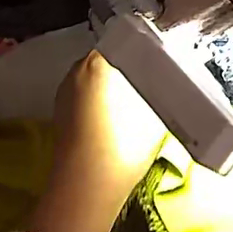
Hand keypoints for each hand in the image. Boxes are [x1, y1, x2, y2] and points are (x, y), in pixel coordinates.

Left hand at [42, 51, 166, 231]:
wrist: (87, 190)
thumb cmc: (123, 146)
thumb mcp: (155, 112)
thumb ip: (163, 88)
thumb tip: (171, 79)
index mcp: (98, 62)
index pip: (127, 40)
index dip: (147, 48)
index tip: (165, 60)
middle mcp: (76, 69)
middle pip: (112, 57)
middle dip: (132, 65)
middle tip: (158, 79)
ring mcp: (64, 92)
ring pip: (98, 76)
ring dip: (117, 82)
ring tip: (142, 98)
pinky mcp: (60, 113)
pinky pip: (88, 94)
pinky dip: (104, 99)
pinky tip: (122, 116)